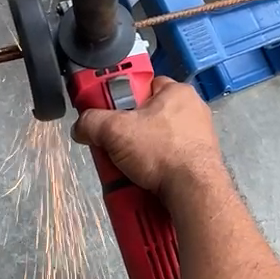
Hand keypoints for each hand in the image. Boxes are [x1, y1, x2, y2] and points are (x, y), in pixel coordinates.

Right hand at [71, 77, 226, 201]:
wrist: (193, 192)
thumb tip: (82, 127)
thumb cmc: (164, 152)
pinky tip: (141, 181)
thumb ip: (91, 122)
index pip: (142, 85)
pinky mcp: (198, 163)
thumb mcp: (114, 130)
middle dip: (128, 133)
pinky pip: (166, 162)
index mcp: (176, 93)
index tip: (108, 110)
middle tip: (114, 144)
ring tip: (125, 167)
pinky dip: (152, 171)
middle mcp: (191, 113)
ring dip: (138, 155)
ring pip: (156, 143)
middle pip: (147, 118)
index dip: (121, 98)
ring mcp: (197, 139)